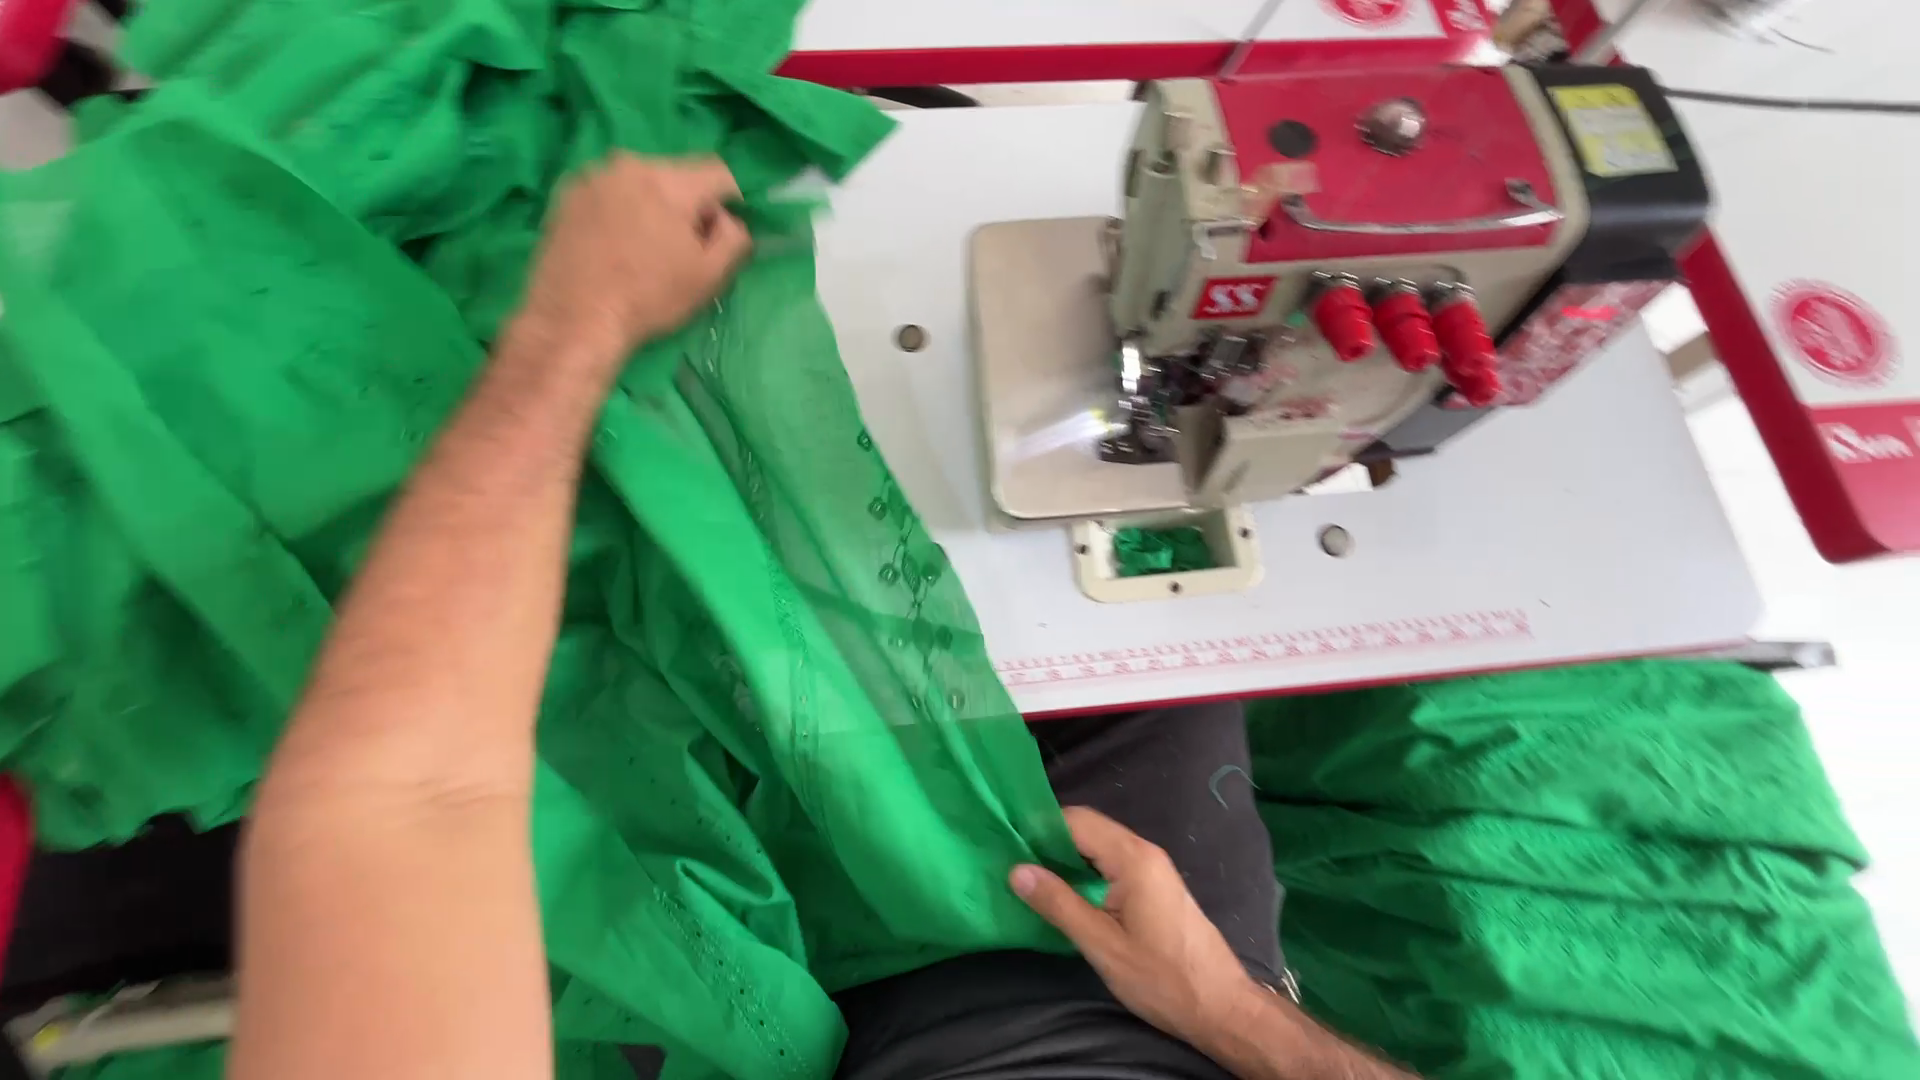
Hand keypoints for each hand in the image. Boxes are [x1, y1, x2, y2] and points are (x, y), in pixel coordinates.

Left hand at [519, 153, 750, 357]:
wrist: (573, 317)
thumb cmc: (649, 297)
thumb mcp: (709, 276)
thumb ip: (734, 239)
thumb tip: (731, 220)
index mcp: (668, 181)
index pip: (719, 171)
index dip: (734, 200)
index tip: (727, 232)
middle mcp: (628, 164)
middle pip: (678, 176)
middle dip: (690, 207)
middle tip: (685, 248)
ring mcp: (592, 176)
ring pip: (642, 183)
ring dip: (654, 208)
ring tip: (646, 249)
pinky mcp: (565, 193)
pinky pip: (611, 193)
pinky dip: (622, 212)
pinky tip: (616, 247)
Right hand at [1010, 806, 1266, 1043]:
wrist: (1223, 1008)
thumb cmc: (1162, 978)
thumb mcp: (1102, 945)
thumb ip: (1058, 904)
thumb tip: (1017, 870)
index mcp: (1132, 857)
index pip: (1077, 820)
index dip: (1040, 828)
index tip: (1009, 844)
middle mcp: (1144, 851)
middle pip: (1088, 827)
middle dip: (1050, 840)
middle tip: (1015, 860)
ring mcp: (1153, 866)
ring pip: (1100, 843)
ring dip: (1068, 855)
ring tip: (1033, 875)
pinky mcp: (1155, 884)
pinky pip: (1112, 860)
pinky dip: (1086, 867)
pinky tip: (1067, 890)